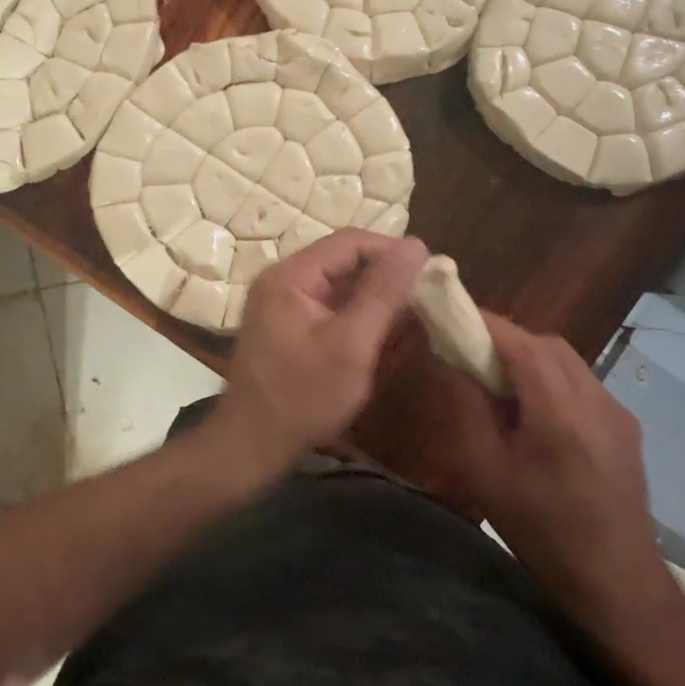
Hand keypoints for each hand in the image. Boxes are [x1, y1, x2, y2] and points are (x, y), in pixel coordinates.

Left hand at [212, 229, 428, 469]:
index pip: (349, 241)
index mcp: (289, 277)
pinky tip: (381, 327)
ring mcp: (278, 304)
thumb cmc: (303, 397)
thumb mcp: (351, 345)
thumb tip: (416, 246)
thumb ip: (382, 293)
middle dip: (384, 272)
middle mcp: (279, 281)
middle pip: (341, 259)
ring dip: (372, 293)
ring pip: (335, 283)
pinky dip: (354, 312)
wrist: (252, 444)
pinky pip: (326, 305)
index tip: (432, 270)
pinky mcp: (283, 327)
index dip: (392, 250)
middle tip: (427, 291)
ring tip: (412, 308)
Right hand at [435, 314, 665, 609]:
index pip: (521, 344)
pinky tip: (532, 413)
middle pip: (548, 346)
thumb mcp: (486, 473)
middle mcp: (596, 401)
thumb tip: (453, 364)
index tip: (451, 314)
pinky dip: (551, 380)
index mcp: (559, 413)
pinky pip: (583, 385)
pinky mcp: (626, 429)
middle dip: (507, 339)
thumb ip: (469, 410)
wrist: (614, 579)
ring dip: (531, 359)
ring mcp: (617, 414)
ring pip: (569, 362)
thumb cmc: (540, 530)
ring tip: (496, 383)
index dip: (485, 323)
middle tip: (468, 353)